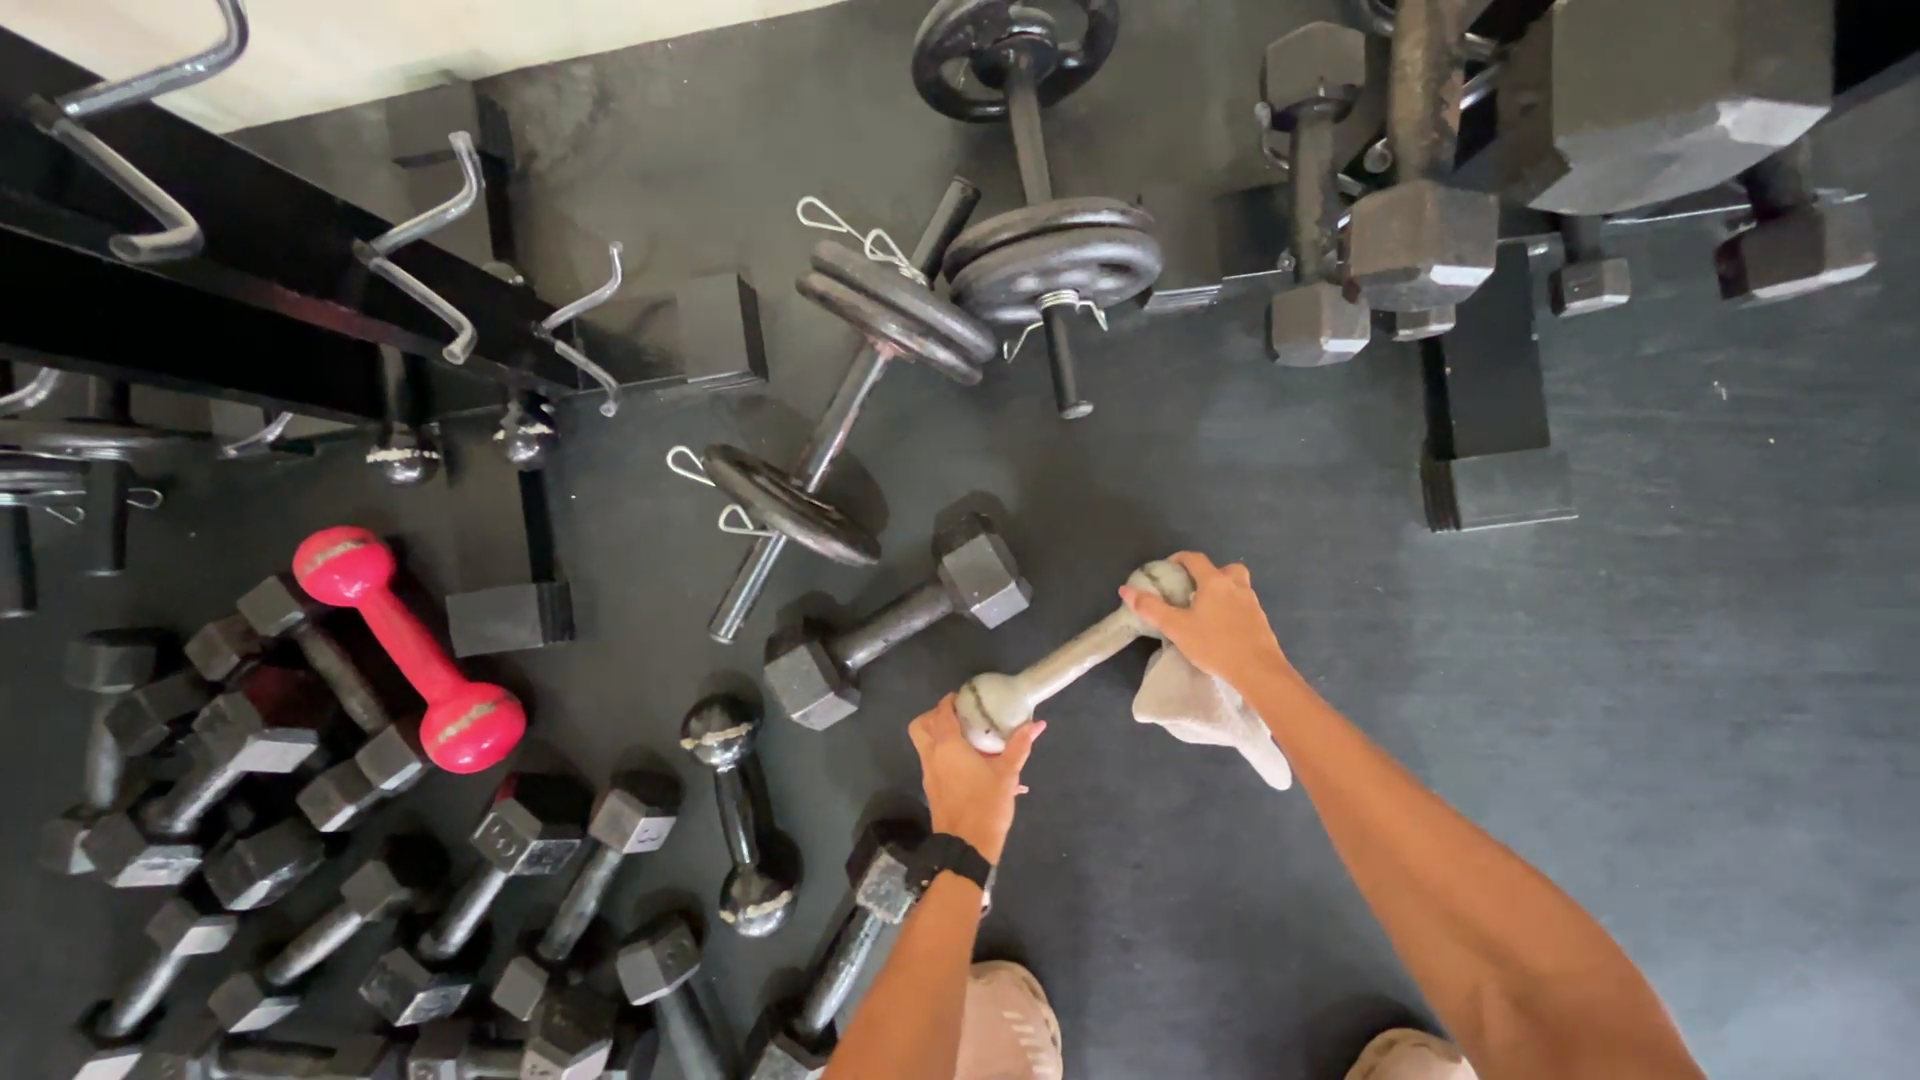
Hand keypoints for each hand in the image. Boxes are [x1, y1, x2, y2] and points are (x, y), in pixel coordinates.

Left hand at [908, 695, 1043, 863]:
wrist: (966, 848)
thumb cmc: (986, 806)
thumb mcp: (1008, 774)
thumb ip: (1019, 746)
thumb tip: (1037, 724)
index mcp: (947, 746)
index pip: (942, 713)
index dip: (950, 701)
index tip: (965, 697)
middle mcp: (932, 756)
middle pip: (921, 726)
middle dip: (935, 716)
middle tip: (959, 717)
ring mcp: (929, 775)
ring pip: (925, 745)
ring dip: (940, 737)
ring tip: (969, 739)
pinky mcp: (933, 790)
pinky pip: (934, 763)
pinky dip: (946, 756)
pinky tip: (973, 765)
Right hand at [1120, 551, 1291, 687]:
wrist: (1258, 670)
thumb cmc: (1214, 644)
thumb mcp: (1176, 627)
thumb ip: (1150, 608)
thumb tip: (1125, 590)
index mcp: (1214, 582)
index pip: (1196, 559)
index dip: (1180, 558)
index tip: (1169, 566)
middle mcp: (1236, 586)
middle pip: (1226, 568)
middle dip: (1210, 573)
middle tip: (1196, 589)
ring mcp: (1252, 603)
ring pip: (1238, 586)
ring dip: (1224, 590)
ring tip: (1208, 610)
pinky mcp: (1262, 621)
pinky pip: (1245, 605)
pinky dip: (1234, 608)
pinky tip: (1224, 627)